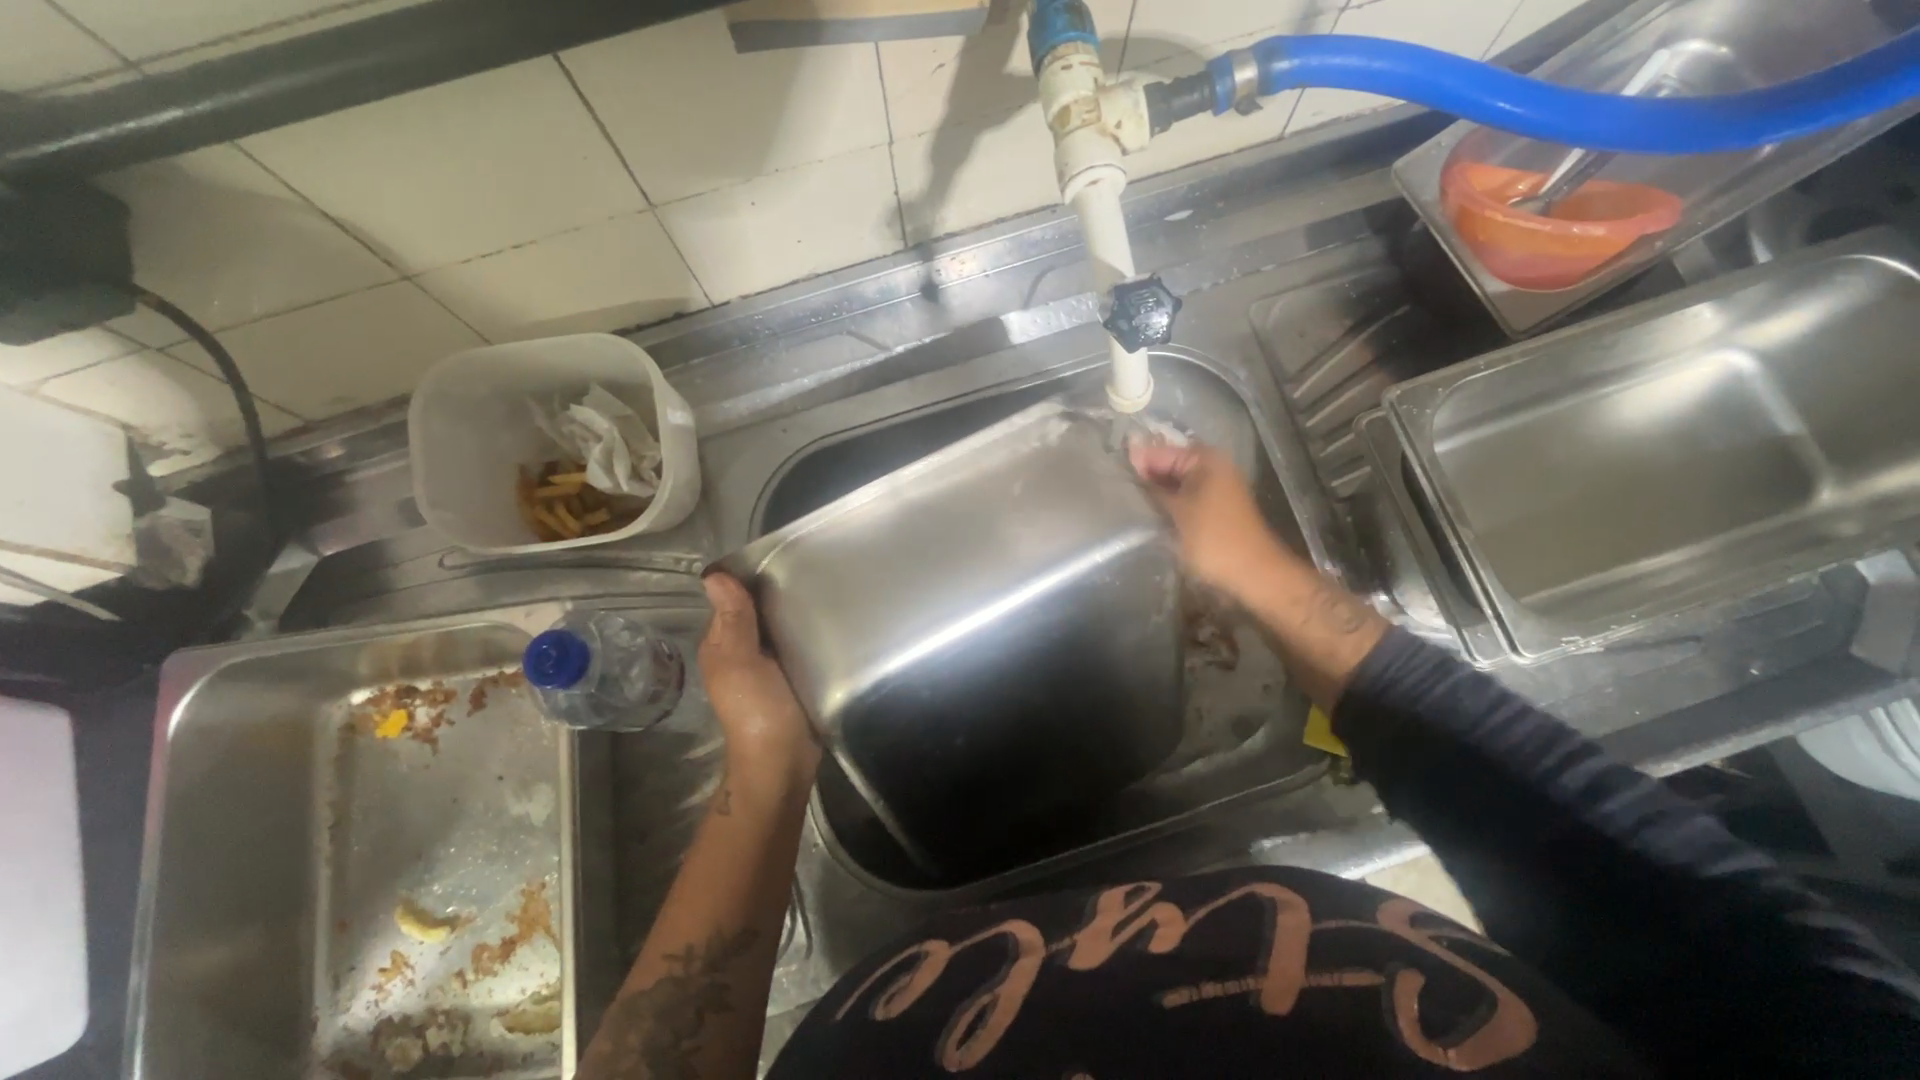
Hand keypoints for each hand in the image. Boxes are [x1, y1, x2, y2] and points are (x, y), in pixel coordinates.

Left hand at [700, 573, 819, 789]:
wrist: (783, 764)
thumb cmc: (757, 711)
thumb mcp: (741, 661)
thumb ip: (733, 620)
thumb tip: (714, 576)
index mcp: (721, 644)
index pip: (732, 599)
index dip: (750, 579)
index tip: (782, 557)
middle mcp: (740, 653)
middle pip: (757, 612)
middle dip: (778, 594)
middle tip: (814, 571)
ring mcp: (766, 668)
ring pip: (779, 629)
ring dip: (796, 615)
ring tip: (828, 590)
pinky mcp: (792, 680)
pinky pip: (797, 648)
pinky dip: (809, 637)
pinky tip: (830, 626)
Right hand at [1129, 441, 1293, 602]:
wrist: (1252, 573)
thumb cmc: (1213, 539)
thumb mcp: (1177, 511)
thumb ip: (1153, 486)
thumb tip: (1131, 461)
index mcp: (1205, 459)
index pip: (1160, 451)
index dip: (1135, 463)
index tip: (1108, 476)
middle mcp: (1212, 466)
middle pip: (1169, 464)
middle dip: (1145, 477)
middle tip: (1114, 490)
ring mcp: (1216, 486)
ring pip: (1176, 482)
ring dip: (1156, 492)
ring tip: (1126, 503)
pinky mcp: (1215, 506)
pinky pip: (1185, 495)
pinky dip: (1169, 503)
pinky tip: (1149, 514)